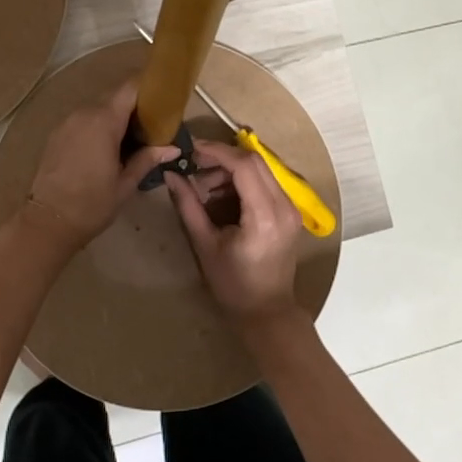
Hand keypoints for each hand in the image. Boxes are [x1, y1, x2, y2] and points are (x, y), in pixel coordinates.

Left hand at [25, 79, 178, 248]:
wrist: (48, 221)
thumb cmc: (92, 204)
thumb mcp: (125, 184)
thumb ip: (147, 159)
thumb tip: (172, 148)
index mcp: (103, 122)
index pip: (129, 88)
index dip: (148, 87)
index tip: (164, 97)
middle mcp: (83, 114)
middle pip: (114, 97)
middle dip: (134, 105)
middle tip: (153, 124)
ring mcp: (67, 123)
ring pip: (98, 109)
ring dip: (115, 117)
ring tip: (133, 138)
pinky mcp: (56, 134)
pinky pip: (83, 120)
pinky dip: (98, 126)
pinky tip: (107, 147)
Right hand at [165, 141, 302, 326]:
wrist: (266, 311)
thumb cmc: (232, 284)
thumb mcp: (205, 244)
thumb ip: (188, 205)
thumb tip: (171, 174)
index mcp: (264, 215)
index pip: (243, 165)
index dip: (216, 151)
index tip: (190, 150)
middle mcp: (284, 206)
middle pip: (254, 161)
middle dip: (222, 158)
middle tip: (194, 166)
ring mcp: (291, 208)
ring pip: (261, 169)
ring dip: (232, 170)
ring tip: (205, 187)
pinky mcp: (289, 212)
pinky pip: (266, 183)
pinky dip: (242, 181)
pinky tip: (222, 196)